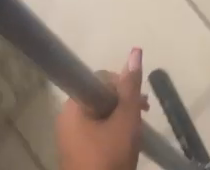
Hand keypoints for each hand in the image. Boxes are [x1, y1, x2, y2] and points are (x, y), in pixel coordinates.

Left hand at [56, 49, 146, 169]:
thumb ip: (130, 87)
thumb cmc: (109, 158)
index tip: (137, 98)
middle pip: (99, 95)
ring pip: (100, 114)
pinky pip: (96, 130)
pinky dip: (112, 130)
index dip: (121, 83)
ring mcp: (70, 136)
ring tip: (137, 129)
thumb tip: (135, 51)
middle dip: (124, 101)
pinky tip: (126, 142)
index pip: (99, 78)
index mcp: (73, 107)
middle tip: (143, 112)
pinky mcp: (76, 151)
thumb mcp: (126, 120)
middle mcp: (67, 118)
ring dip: (121, 116)